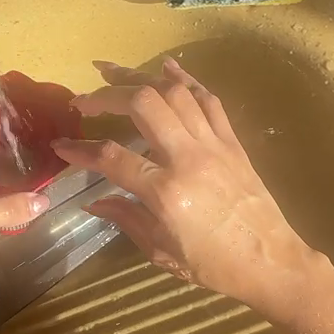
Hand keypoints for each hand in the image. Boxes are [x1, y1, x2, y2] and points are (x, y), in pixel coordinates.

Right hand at [53, 59, 327, 319]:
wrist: (272, 262)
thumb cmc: (214, 266)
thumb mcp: (162, 252)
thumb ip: (127, 219)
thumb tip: (94, 200)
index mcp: (166, 192)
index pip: (111, 158)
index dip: (80, 149)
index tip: (60, 145)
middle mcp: (188, 158)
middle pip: (142, 104)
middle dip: (107, 95)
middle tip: (84, 101)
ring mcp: (213, 144)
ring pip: (174, 92)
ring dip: (140, 77)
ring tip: (113, 73)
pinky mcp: (232, 141)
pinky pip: (207, 99)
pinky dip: (184, 79)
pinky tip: (165, 67)